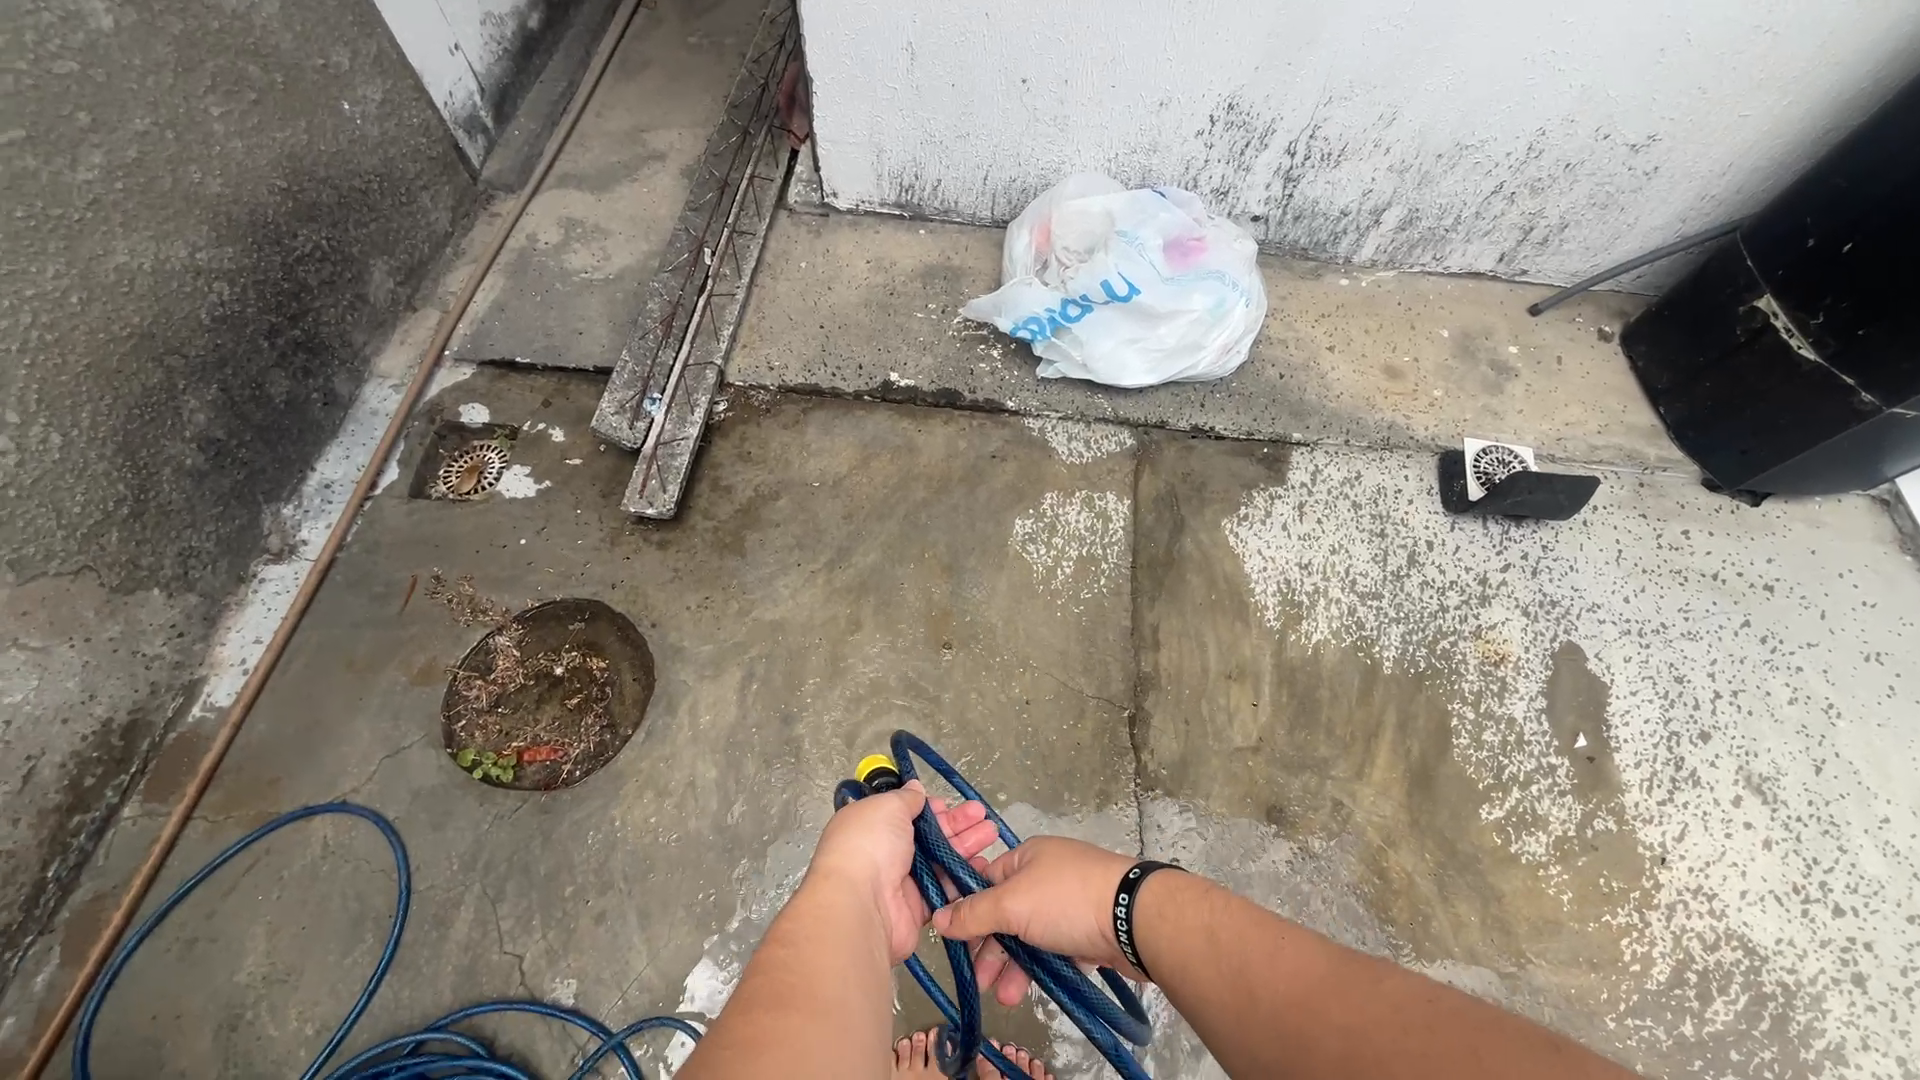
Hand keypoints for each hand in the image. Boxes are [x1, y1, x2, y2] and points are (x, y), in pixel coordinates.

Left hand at [805, 781, 1001, 963]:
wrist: (862, 904)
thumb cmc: (870, 845)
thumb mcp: (887, 807)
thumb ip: (905, 798)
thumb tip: (915, 788)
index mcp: (873, 825)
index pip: (906, 814)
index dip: (931, 809)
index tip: (950, 804)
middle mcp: (886, 852)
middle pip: (928, 837)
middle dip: (957, 825)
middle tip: (983, 816)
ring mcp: (902, 882)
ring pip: (940, 861)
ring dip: (965, 847)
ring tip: (991, 834)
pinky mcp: (917, 908)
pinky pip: (944, 889)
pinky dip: (963, 877)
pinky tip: (983, 865)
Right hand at [930, 836, 1141, 1004]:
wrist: (1134, 918)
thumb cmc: (1066, 900)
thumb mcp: (1012, 904)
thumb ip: (974, 913)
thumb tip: (937, 917)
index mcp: (1026, 857)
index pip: (985, 881)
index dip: (967, 910)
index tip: (953, 940)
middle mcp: (1046, 875)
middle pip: (1006, 913)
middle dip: (990, 948)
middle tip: (979, 980)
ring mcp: (1069, 902)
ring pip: (1031, 935)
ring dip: (1014, 965)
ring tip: (1006, 997)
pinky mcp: (1089, 928)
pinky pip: (1056, 948)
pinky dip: (1042, 967)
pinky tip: (1033, 990)